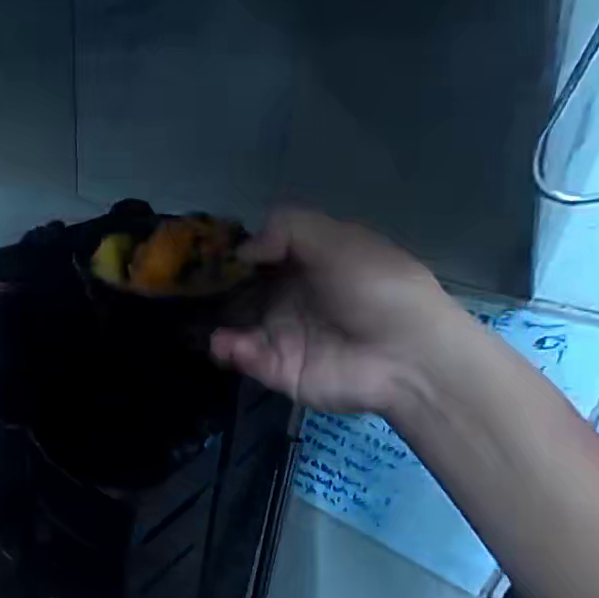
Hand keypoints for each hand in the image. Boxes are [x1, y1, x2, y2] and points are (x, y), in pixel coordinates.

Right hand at [211, 208, 467, 414]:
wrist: (408, 355)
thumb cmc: (377, 288)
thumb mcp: (338, 240)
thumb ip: (287, 229)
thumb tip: (244, 250)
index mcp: (307, 265)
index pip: (260, 255)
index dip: (235, 252)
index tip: (209, 250)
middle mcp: (290, 297)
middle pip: (239, 289)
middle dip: (213, 287)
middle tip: (190, 286)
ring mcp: (281, 334)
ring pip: (234, 323)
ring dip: (214, 319)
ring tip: (204, 319)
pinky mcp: (277, 368)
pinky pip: (244, 356)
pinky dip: (230, 348)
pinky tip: (227, 343)